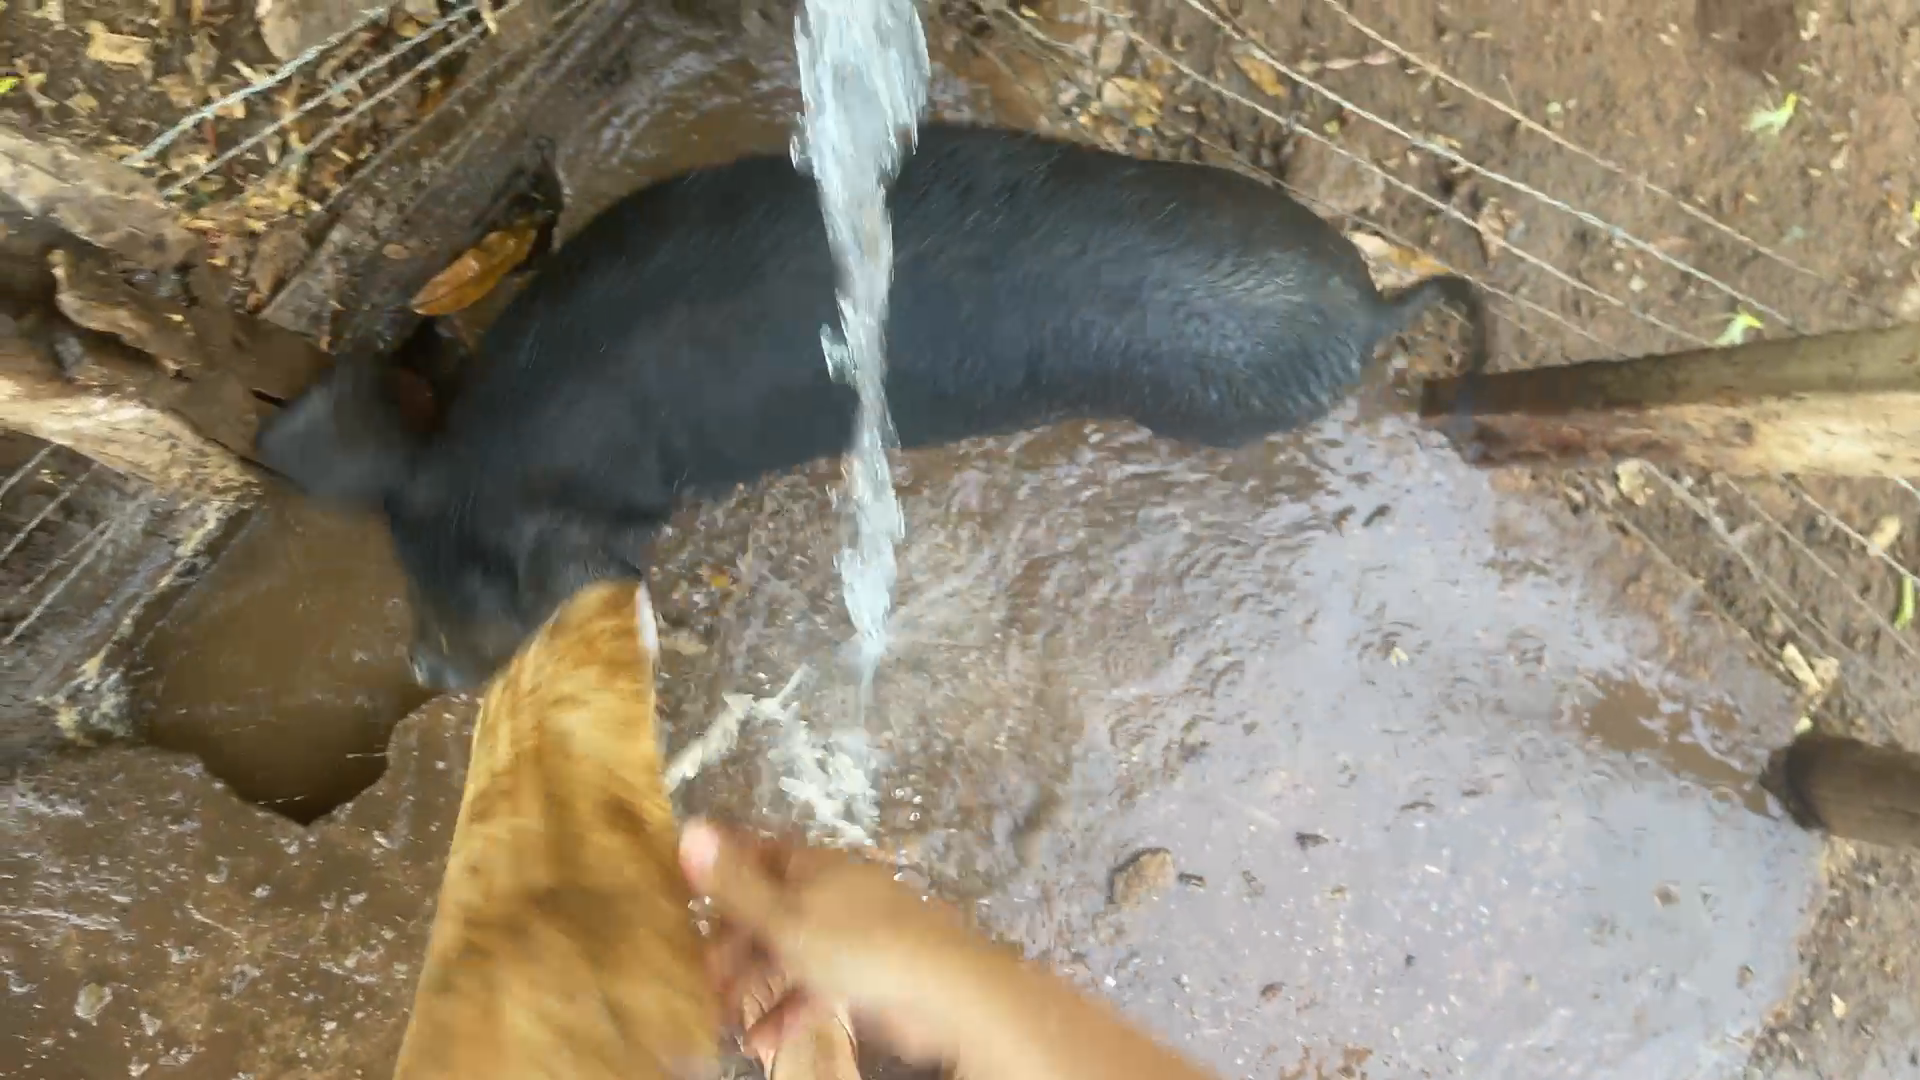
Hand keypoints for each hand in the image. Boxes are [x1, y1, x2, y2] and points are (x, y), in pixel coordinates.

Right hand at [678, 819, 1000, 1064]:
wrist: (938, 984)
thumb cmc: (855, 942)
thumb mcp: (785, 916)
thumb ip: (737, 882)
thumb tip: (691, 828)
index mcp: (814, 866)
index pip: (760, 855)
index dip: (725, 871)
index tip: (689, 898)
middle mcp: (831, 890)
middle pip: (772, 907)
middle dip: (735, 940)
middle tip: (700, 973)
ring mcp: (851, 930)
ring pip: (791, 949)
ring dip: (757, 979)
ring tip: (721, 1012)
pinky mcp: (865, 971)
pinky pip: (817, 984)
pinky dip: (789, 1007)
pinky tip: (762, 1039)